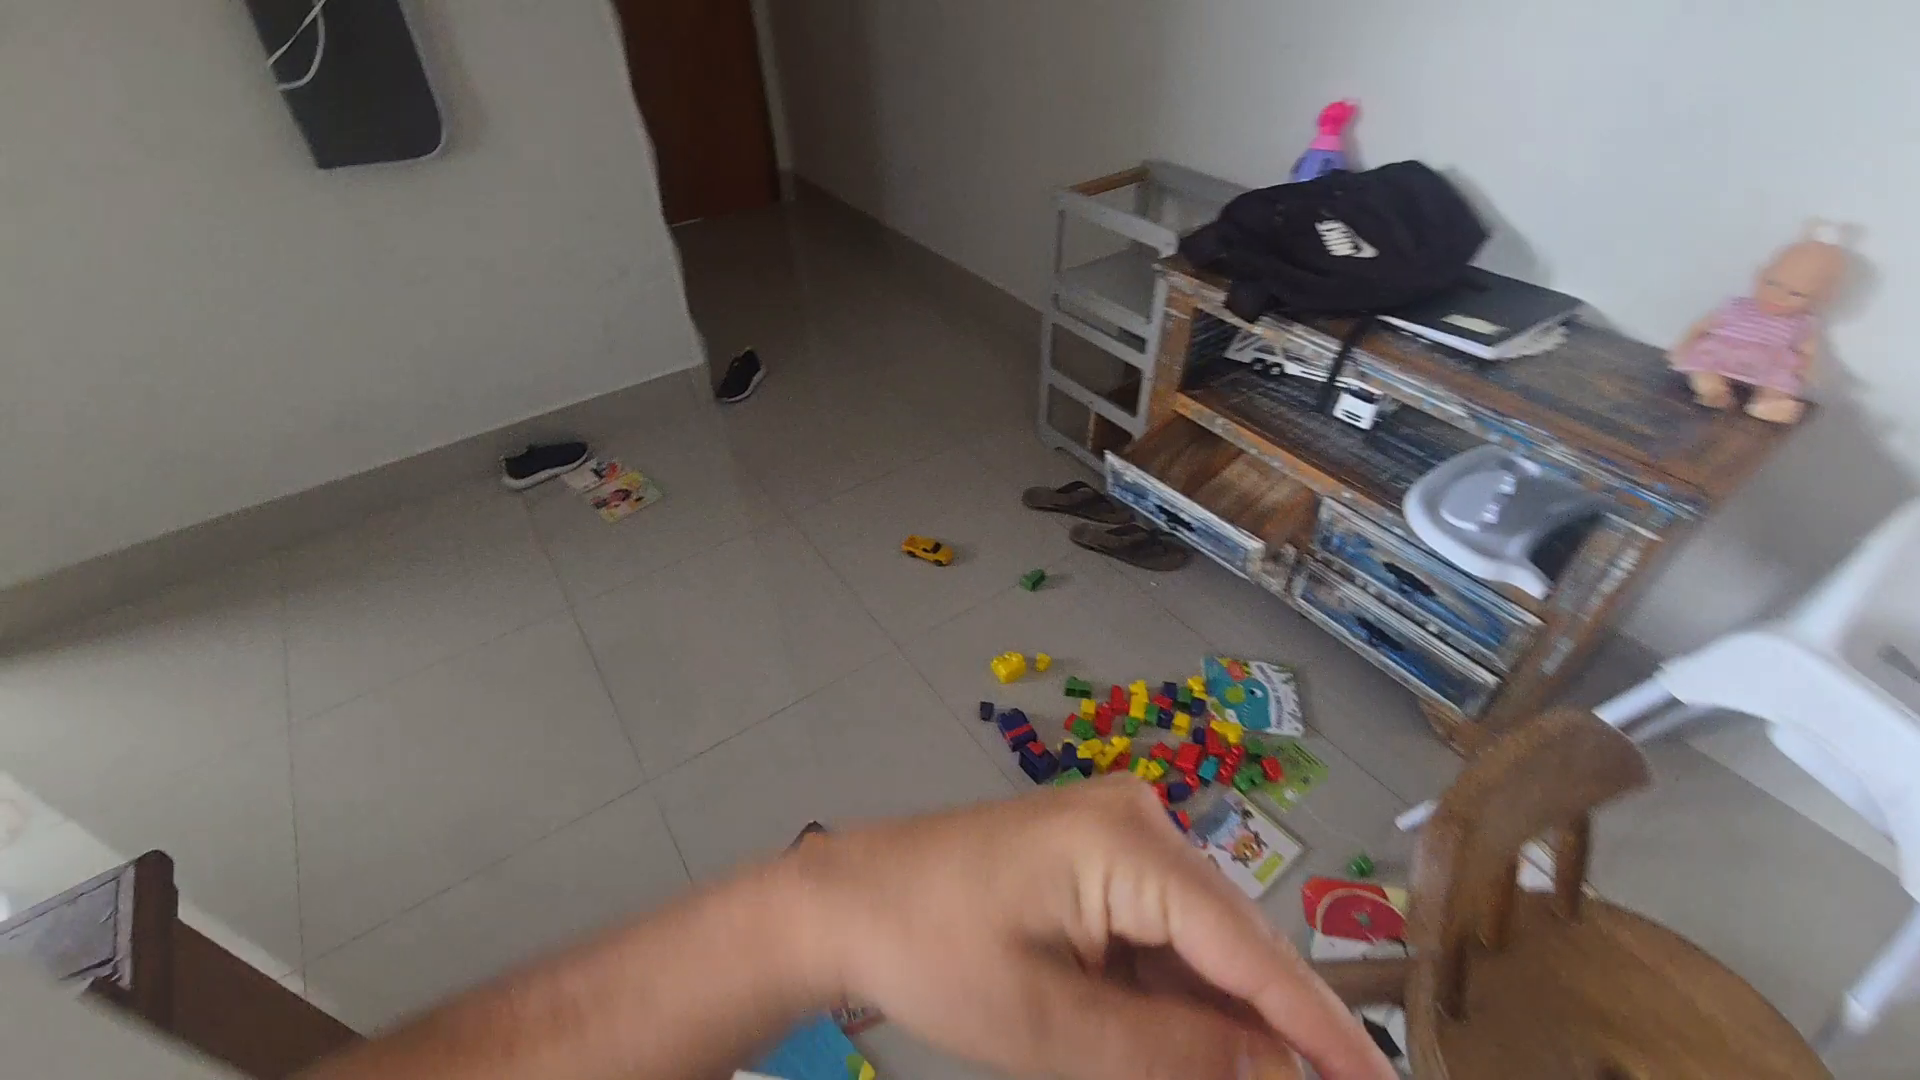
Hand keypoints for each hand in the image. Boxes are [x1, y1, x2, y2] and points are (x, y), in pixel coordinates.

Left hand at [788, 777, 1395, 1079]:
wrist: (851, 896)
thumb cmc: (936, 951)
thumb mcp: (1054, 1024)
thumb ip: (1178, 1051)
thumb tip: (1285, 1071)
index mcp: (1129, 842)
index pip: (1250, 946)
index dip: (1321, 1027)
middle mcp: (1138, 819)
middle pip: (1230, 941)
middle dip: (1267, 1030)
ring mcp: (1117, 831)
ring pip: (1198, 942)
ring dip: (1216, 1017)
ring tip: (1225, 1070)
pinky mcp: (1096, 853)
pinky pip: (1158, 930)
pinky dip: (1172, 992)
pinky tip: (1174, 1043)